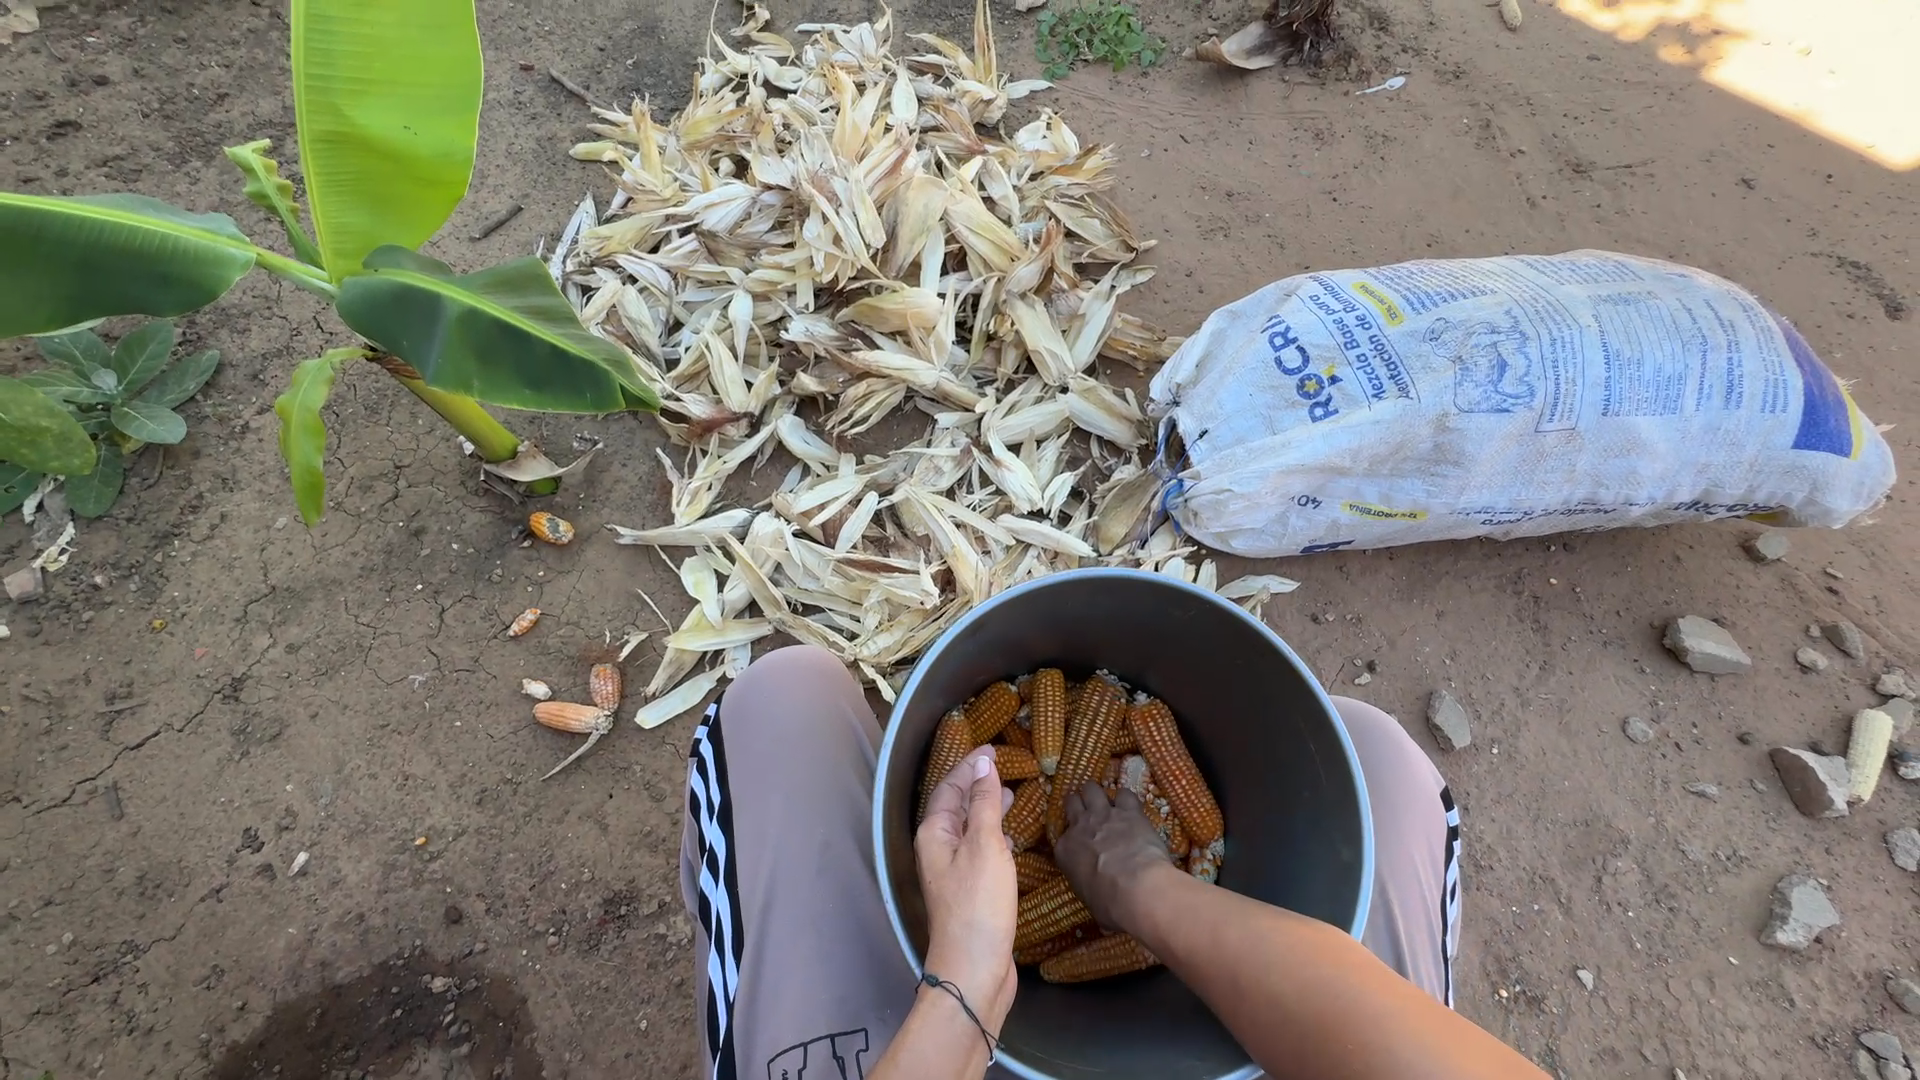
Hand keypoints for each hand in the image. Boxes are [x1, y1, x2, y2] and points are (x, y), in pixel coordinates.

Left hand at [915, 747, 1017, 1029]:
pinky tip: (1009, 833)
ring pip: (968, 826)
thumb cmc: (978, 904)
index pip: (949, 786)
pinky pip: (979, 847)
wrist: (974, 970)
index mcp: (934, 833)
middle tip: (1002, 765)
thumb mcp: (984, 845)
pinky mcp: (970, 888)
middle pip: (956, 804)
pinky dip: (993, 832)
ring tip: (1009, 792)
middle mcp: (939, 848)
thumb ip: (984, 802)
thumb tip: (983, 763)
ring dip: (985, 807)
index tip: (992, 748)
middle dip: (976, 783)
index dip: (969, 765)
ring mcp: (953, 870)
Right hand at [1054, 782, 1176, 930]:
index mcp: (1065, 851)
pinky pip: (1124, 793)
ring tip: (1105, 800)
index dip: (1072, 838)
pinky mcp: (1128, 811)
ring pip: (1092, 788)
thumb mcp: (1092, 903)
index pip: (1063, 837)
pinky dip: (1126, 798)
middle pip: (1072, 801)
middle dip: (1078, 803)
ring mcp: (1104, 815)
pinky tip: (1131, 806)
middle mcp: (1080, 826)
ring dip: (1097, 793)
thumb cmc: (1110, 905)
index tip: (1081, 845)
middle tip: (1087, 811)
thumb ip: (1091, 891)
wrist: (1137, 889)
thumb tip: (1103, 906)